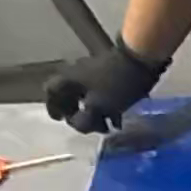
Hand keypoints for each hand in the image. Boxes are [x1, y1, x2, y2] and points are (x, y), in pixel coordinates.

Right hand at [44, 36, 168, 133]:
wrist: (138, 62)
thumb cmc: (115, 86)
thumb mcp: (97, 107)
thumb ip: (83, 120)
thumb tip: (77, 125)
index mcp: (70, 79)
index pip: (51, 91)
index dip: (53, 107)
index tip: (59, 119)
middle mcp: (77, 74)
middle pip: (70, 97)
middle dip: (77, 114)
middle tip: (87, 127)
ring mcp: (94, 74)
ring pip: (87, 98)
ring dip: (94, 115)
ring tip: (106, 128)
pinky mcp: (108, 77)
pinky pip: (102, 96)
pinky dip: (106, 110)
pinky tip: (117, 121)